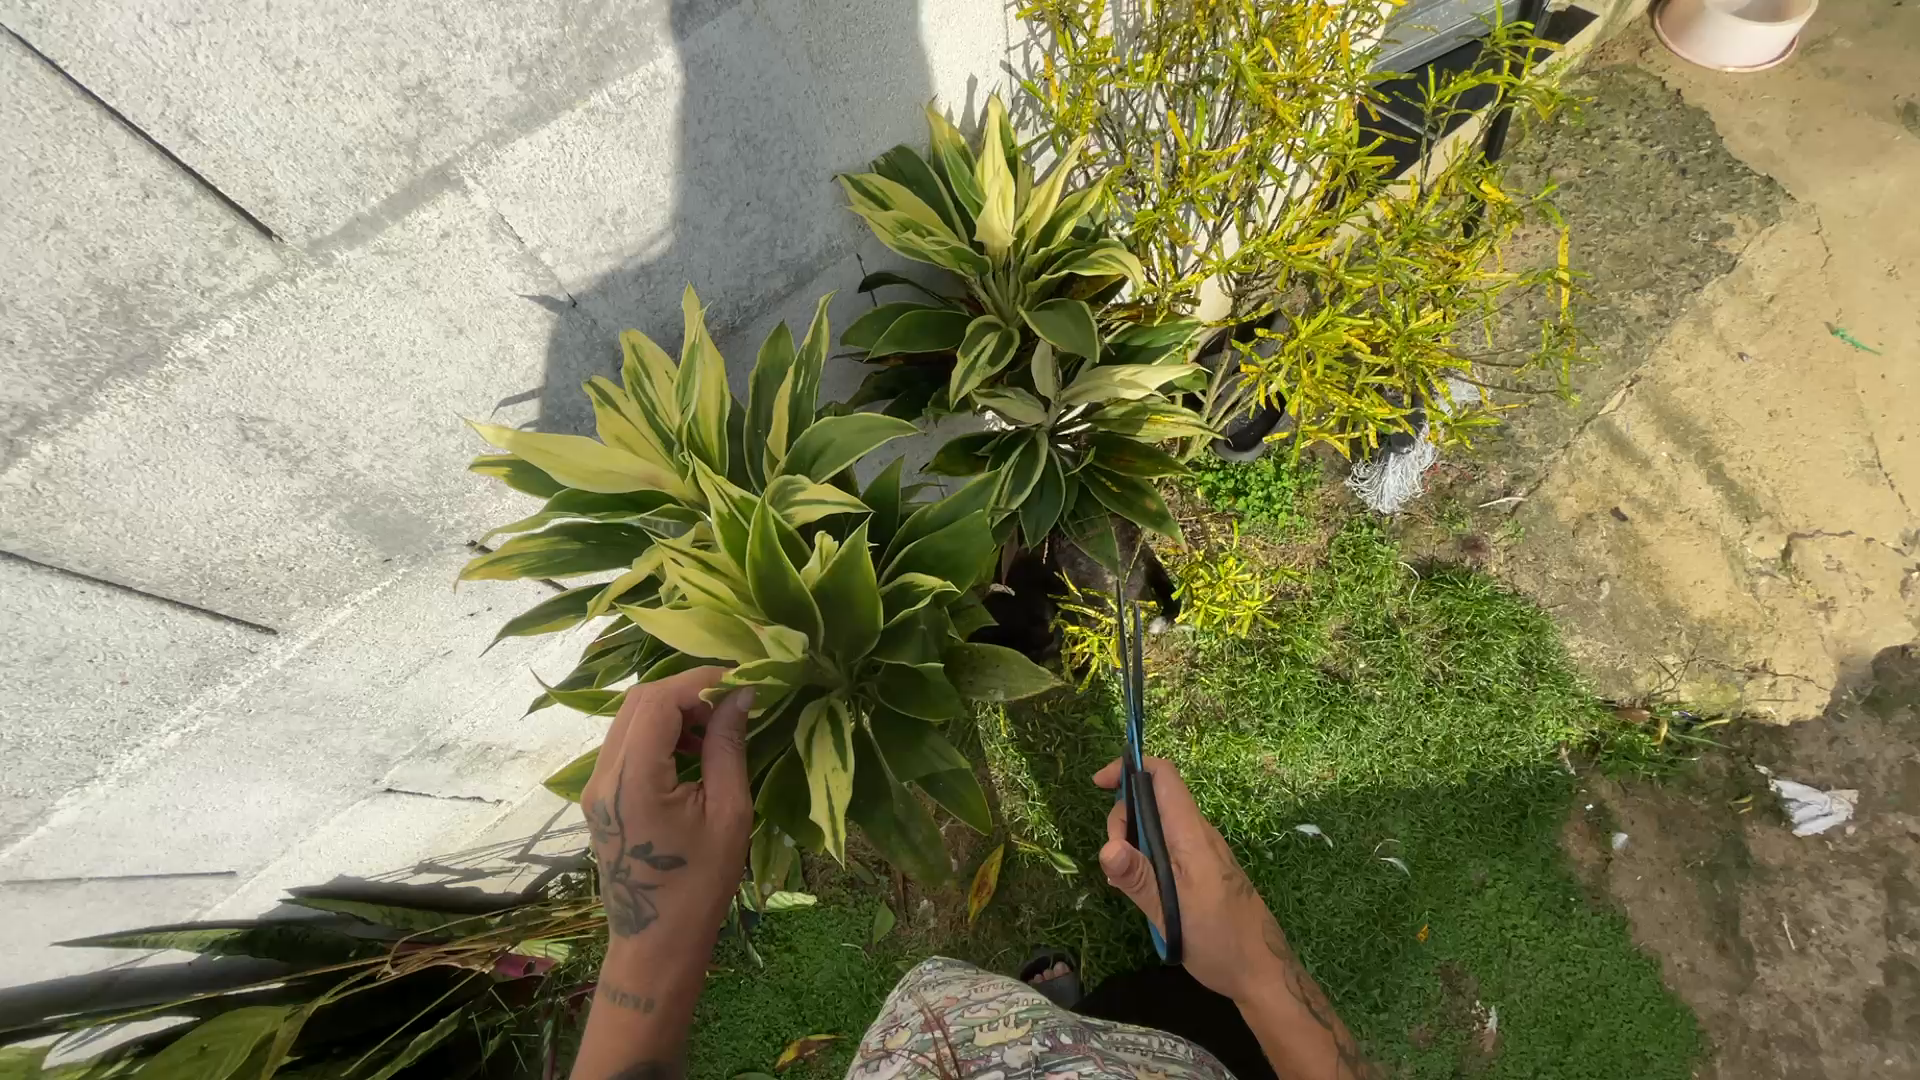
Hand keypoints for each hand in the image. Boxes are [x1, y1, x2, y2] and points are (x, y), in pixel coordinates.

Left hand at [580, 668, 754, 983]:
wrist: (657, 943)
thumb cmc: (701, 883)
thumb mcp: (730, 812)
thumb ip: (728, 746)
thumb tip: (741, 694)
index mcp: (634, 782)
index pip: (659, 701)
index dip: (700, 681)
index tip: (742, 682)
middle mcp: (603, 777)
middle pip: (639, 701)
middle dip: (688, 689)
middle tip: (731, 702)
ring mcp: (596, 786)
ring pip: (631, 717)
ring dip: (675, 708)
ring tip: (716, 725)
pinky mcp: (602, 794)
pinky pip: (628, 741)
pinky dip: (662, 729)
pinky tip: (693, 748)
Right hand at [1093, 756, 1290, 1001]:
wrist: (1265, 974)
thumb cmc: (1220, 940)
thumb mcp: (1170, 913)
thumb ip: (1138, 878)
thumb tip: (1106, 847)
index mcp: (1190, 833)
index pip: (1163, 775)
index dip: (1129, 768)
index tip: (1098, 785)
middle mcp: (1197, 833)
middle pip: (1153, 799)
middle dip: (1123, 817)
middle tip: (1115, 859)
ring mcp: (1201, 850)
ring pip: (1158, 824)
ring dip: (1133, 840)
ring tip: (1124, 882)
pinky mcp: (1202, 867)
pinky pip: (1167, 845)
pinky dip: (1146, 855)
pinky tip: (1141, 889)